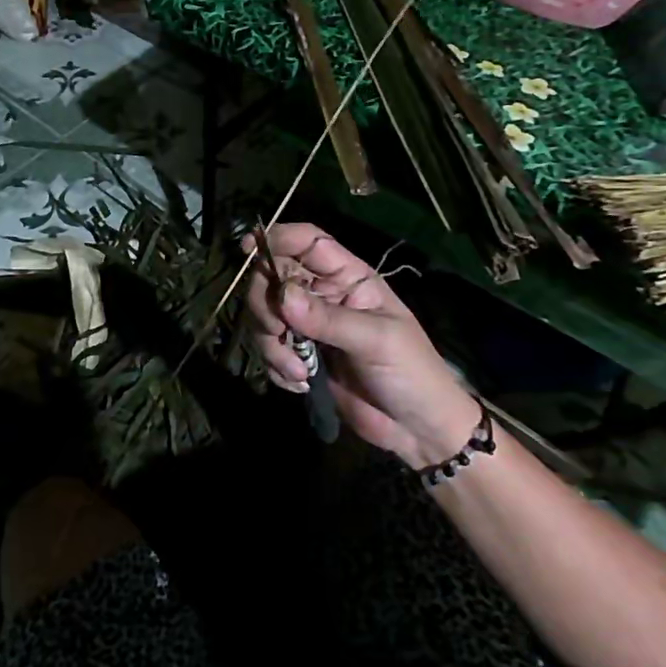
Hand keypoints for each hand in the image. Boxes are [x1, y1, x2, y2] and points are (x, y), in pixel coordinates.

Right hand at [243, 223, 478, 466]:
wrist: (417, 428)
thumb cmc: (410, 371)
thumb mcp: (375, 340)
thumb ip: (327, 318)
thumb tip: (282, 295)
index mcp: (349, 278)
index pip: (307, 242)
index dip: (278, 238)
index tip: (248, 249)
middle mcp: (324, 295)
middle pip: (275, 278)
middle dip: (267, 304)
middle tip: (277, 331)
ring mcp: (310, 327)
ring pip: (266, 317)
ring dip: (271, 344)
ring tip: (299, 372)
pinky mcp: (301, 358)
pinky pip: (270, 351)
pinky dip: (276, 368)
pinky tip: (301, 385)